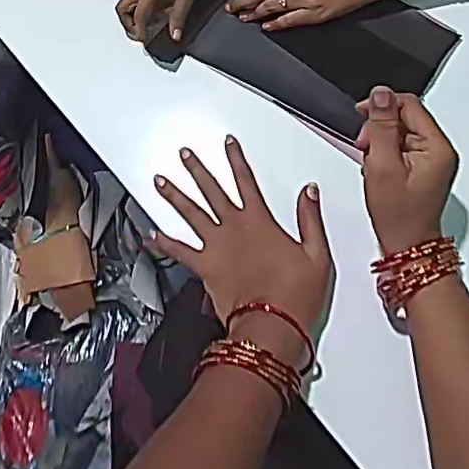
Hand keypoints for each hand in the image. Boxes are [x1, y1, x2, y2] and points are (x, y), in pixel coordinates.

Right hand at [117, 0, 208, 40]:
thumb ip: (179, 14)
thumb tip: (175, 33)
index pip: (138, 14)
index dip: (139, 30)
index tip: (144, 39)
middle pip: (122, 8)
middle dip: (127, 23)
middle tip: (139, 33)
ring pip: (126, 2)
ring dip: (131, 16)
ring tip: (144, 25)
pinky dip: (138, 8)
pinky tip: (152, 12)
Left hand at [148, 138, 332, 359]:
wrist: (273, 326)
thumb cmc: (295, 295)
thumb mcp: (316, 254)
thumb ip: (309, 218)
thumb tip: (309, 192)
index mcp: (259, 221)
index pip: (245, 180)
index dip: (236, 159)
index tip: (227, 143)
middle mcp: (233, 228)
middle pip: (211, 190)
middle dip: (196, 169)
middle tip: (184, 154)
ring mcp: (216, 246)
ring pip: (190, 213)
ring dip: (173, 195)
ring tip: (160, 181)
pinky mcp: (205, 267)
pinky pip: (180, 252)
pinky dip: (164, 243)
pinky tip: (152, 234)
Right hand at [357, 86, 458, 254]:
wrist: (405, 243)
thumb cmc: (399, 213)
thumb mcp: (382, 164)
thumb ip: (381, 126)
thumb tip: (381, 94)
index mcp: (437, 147)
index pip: (410, 104)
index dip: (383, 104)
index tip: (364, 113)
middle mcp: (438, 150)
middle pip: (404, 115)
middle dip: (379, 126)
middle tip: (366, 145)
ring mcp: (430, 158)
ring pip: (398, 129)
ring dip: (379, 139)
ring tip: (372, 160)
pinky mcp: (421, 165)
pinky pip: (398, 143)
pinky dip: (383, 150)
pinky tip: (377, 165)